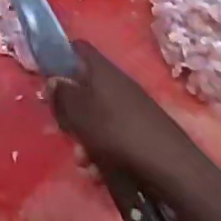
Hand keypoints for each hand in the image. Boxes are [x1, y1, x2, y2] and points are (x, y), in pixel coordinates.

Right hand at [48, 42, 218, 198]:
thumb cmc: (117, 132)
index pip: (77, 48)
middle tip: (64, 129)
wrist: (174, 170)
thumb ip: (60, 93)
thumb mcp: (77, 112)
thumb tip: (54, 80)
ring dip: (85, 138)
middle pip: (84, 87)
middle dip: (70, 111)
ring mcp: (134, 108)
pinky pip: (114, 134)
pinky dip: (104, 151)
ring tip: (84, 162)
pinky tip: (100, 172)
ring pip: (97, 116)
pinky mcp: (145, 131)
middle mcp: (118, 83)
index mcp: (101, 70)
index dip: (59, 56)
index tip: (46, 76)